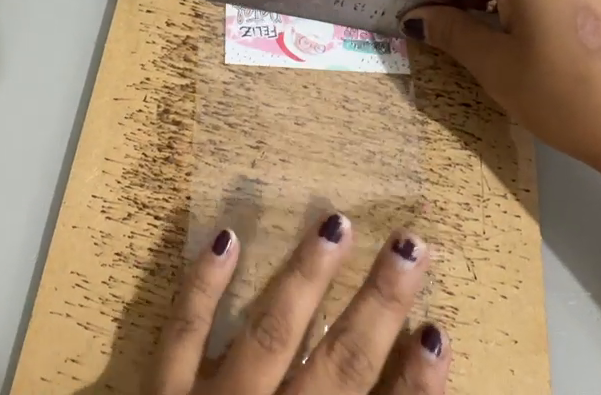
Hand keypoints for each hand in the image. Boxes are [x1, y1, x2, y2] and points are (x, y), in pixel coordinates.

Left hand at [150, 214, 447, 394]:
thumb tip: (400, 385)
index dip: (414, 383)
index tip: (438, 331)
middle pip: (338, 366)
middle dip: (377, 306)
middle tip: (412, 246)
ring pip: (269, 335)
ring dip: (306, 278)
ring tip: (337, 223)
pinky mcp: (162, 392)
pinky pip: (183, 333)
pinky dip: (204, 286)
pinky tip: (227, 237)